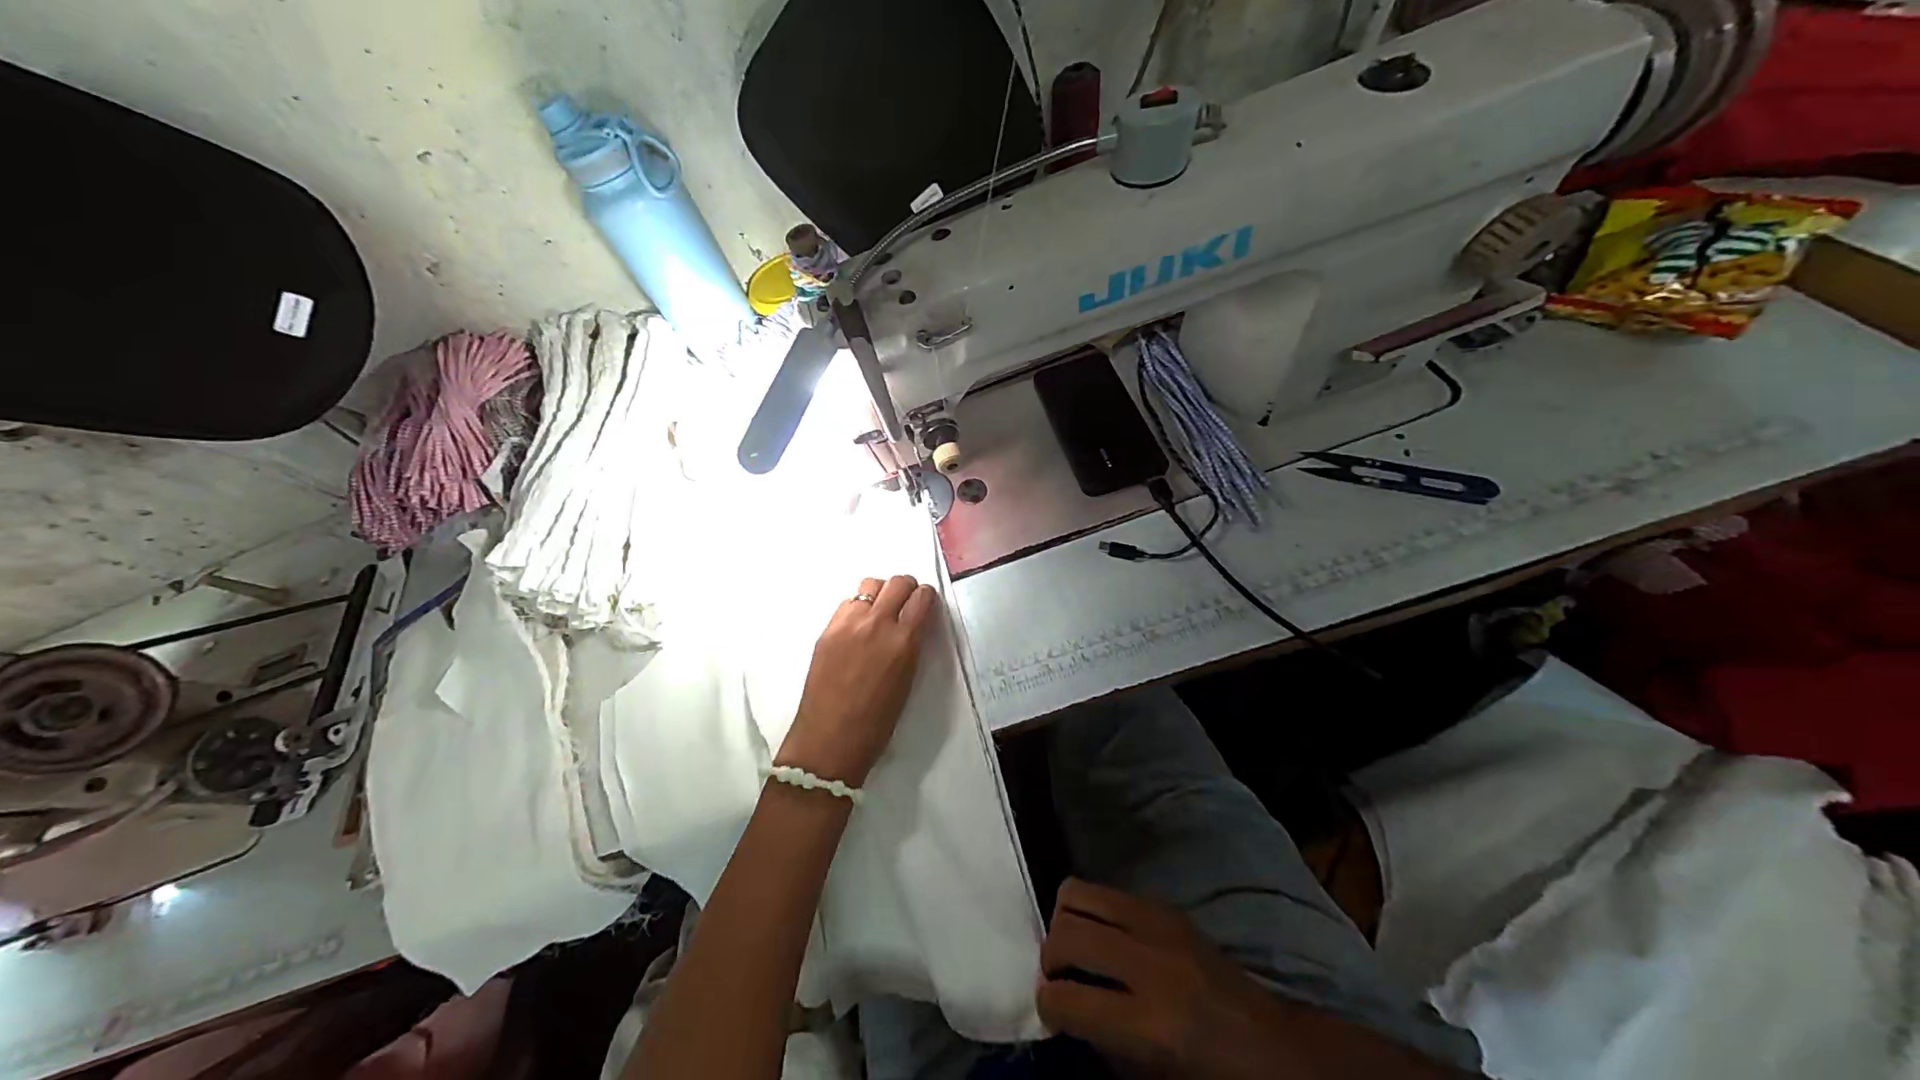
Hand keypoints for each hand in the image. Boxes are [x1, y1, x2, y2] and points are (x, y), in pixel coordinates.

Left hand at [777, 575, 939, 786]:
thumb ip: (911, 646)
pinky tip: (858, 629)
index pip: (923, 597)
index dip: (927, 598)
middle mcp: (876, 624)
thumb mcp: (907, 681)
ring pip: (870, 585)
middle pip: (898, 582)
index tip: (926, 605)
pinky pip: (848, 603)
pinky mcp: (827, 630)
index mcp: (903, 642)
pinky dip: (858, 608)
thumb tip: (912, 626)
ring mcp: (848, 624)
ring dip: (881, 594)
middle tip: (906, 605)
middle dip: (907, 590)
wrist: (830, 739)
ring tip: (880, 614)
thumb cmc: (876, 722)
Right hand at [1037, 879, 1299, 1079]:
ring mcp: (1160, 924)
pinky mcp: (1167, 906)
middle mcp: (1152, 964)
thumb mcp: (1149, 1073)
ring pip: (1078, 893)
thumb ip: (1098, 1037)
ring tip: (1076, 949)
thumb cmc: (1209, 1071)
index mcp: (1151, 1023)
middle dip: (1049, 958)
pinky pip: (1108, 891)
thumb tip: (1058, 1005)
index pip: (1066, 998)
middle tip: (1059, 978)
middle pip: (1067, 933)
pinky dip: (1094, 911)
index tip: (1050, 1011)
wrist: (1271, 1043)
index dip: (1046, 1005)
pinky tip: (1106, 936)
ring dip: (1065, 922)